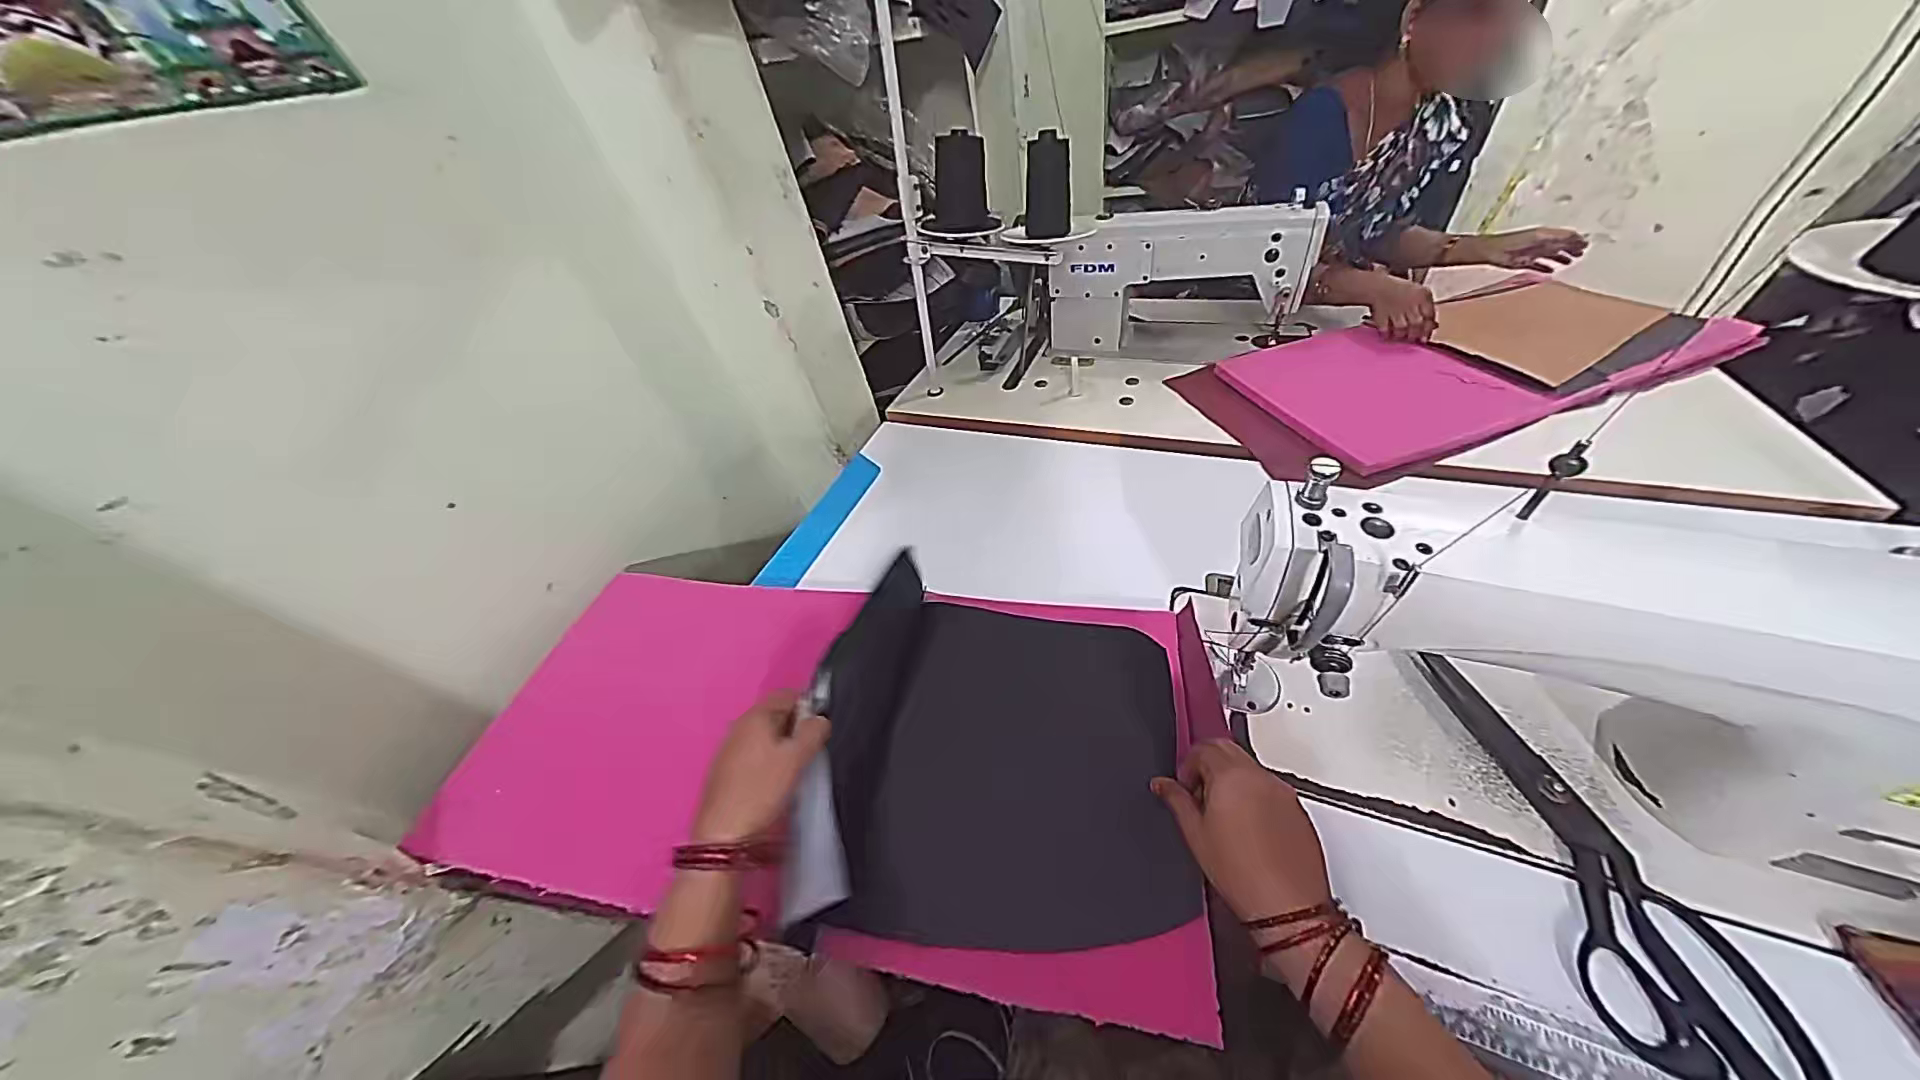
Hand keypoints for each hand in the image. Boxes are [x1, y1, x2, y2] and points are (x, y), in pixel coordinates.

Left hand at [689, 691, 830, 843]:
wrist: (722, 836)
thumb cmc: (762, 790)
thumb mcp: (796, 758)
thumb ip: (814, 731)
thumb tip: (820, 719)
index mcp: (756, 716)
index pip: (788, 695)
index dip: (809, 707)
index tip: (820, 730)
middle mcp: (739, 726)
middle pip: (776, 715)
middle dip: (797, 728)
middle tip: (810, 751)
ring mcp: (729, 748)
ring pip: (766, 737)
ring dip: (783, 747)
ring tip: (795, 770)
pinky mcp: (725, 771)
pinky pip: (755, 754)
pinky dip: (769, 761)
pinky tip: (775, 783)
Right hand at [1151, 740, 1331, 922]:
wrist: (1287, 907)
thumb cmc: (1244, 875)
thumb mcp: (1195, 834)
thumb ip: (1176, 800)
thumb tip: (1163, 785)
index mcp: (1230, 776)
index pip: (1202, 748)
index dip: (1186, 766)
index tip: (1183, 785)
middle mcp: (1259, 777)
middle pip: (1226, 747)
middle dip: (1207, 762)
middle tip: (1197, 790)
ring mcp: (1281, 790)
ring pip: (1248, 765)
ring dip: (1230, 775)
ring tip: (1220, 811)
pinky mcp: (1296, 807)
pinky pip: (1268, 785)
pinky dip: (1252, 791)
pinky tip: (1245, 824)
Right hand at [1362, 276, 1437, 342]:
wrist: (1378, 287)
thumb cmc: (1400, 291)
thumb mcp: (1420, 293)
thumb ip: (1427, 306)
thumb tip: (1432, 324)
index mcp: (1421, 296)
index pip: (1429, 315)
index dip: (1428, 327)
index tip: (1426, 336)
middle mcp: (1409, 303)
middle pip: (1416, 323)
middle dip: (1416, 333)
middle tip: (1414, 339)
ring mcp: (1394, 311)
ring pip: (1401, 328)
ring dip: (1402, 335)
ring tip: (1402, 337)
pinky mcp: (1380, 317)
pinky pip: (1385, 330)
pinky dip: (1387, 334)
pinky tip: (1388, 335)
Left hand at [1471, 227, 1588, 271]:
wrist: (1493, 251)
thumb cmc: (1516, 242)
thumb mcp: (1541, 238)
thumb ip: (1559, 238)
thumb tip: (1577, 238)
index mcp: (1546, 234)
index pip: (1565, 236)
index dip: (1576, 240)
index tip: (1586, 245)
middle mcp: (1540, 243)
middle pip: (1559, 246)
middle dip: (1571, 249)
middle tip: (1581, 254)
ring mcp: (1532, 253)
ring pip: (1550, 256)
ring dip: (1560, 259)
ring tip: (1568, 263)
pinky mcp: (1523, 263)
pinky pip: (1536, 266)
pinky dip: (1544, 268)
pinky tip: (1550, 272)